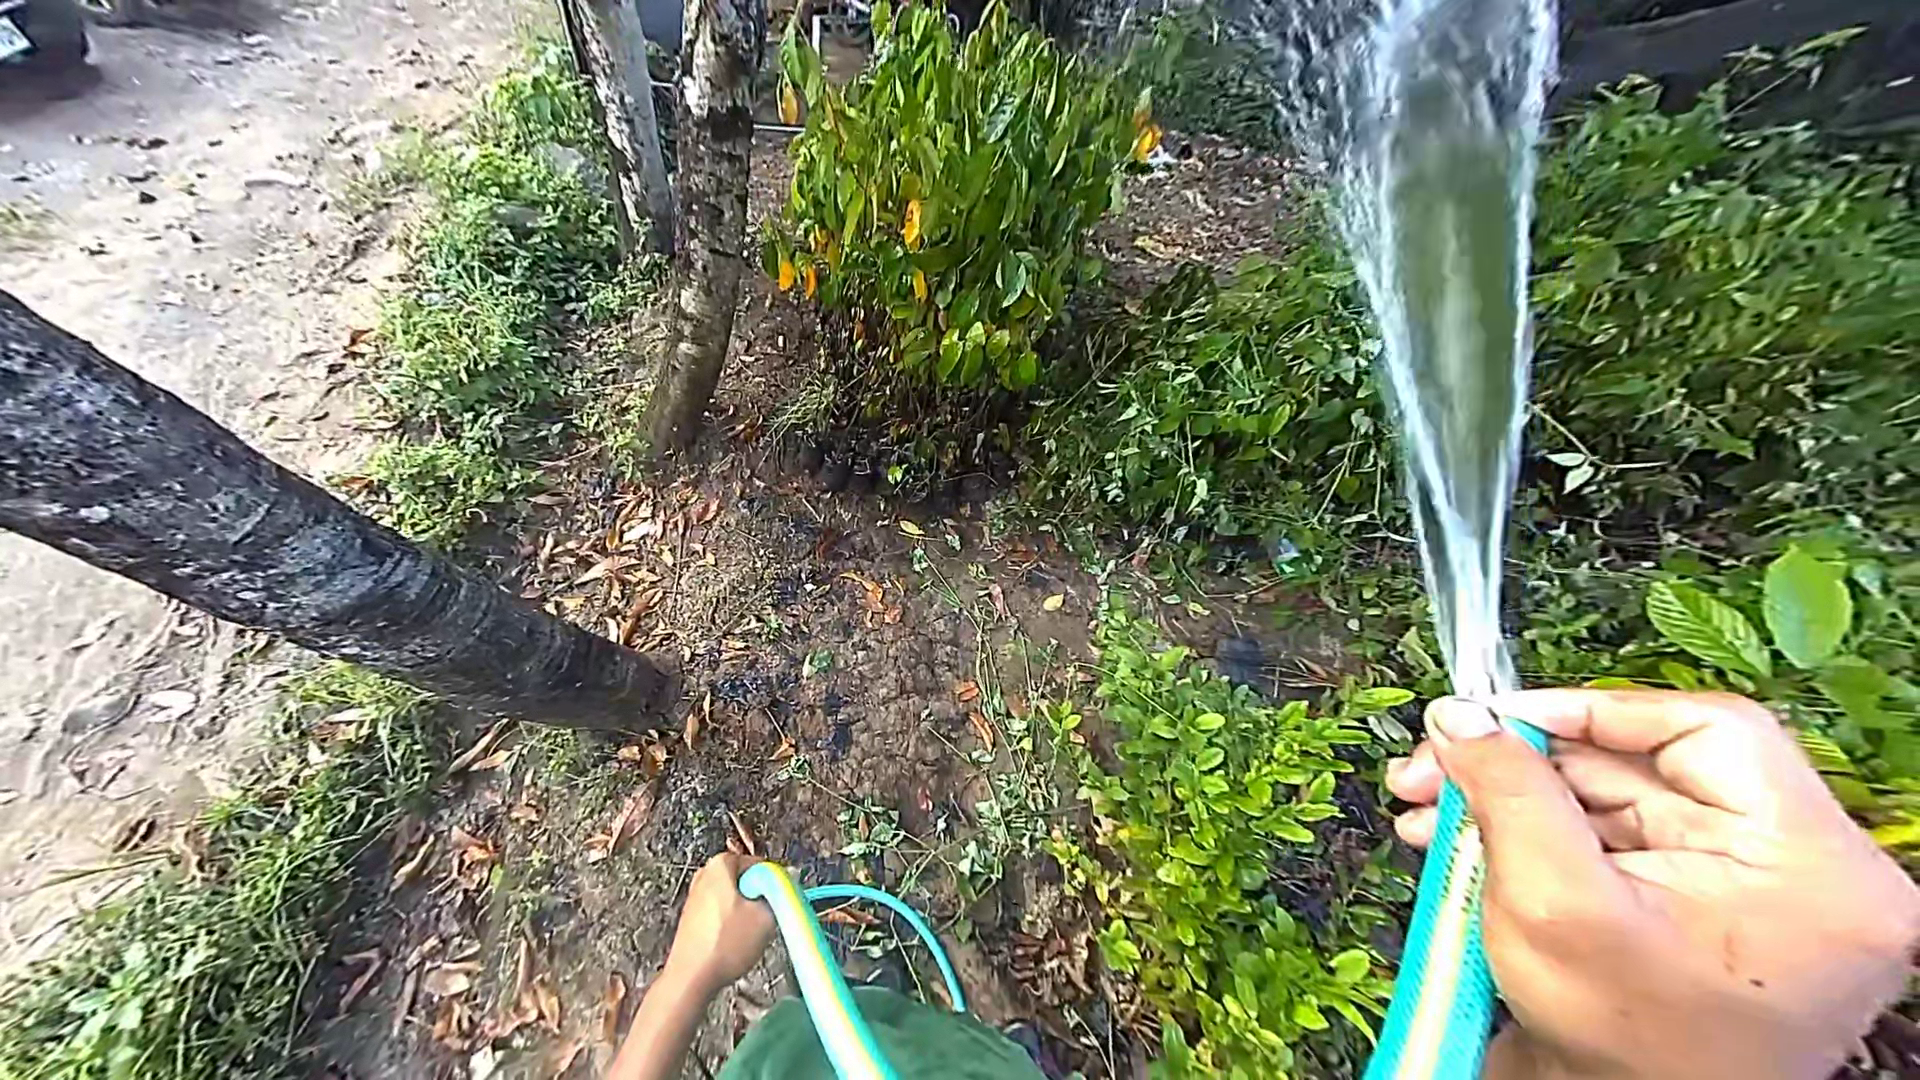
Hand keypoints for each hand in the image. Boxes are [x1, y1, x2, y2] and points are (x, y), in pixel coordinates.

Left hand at [662, 853, 776, 995]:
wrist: (689, 983)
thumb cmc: (725, 945)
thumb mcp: (766, 916)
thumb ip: (782, 892)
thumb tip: (791, 876)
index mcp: (721, 863)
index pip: (761, 866)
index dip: (773, 886)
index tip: (775, 904)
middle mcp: (705, 874)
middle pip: (747, 881)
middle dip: (758, 899)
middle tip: (762, 919)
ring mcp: (695, 896)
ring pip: (735, 898)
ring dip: (745, 913)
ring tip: (745, 935)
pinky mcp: (691, 918)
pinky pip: (722, 912)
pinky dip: (730, 924)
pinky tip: (731, 943)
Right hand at [1386, 690, 1919, 1079]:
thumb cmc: (1617, 1030)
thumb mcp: (1551, 899)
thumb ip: (1506, 790)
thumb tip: (1457, 712)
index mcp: (1803, 863)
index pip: (1704, 727)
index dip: (1591, 709)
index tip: (1497, 722)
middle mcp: (1774, 859)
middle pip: (1622, 756)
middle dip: (1508, 758)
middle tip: (1427, 769)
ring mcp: (1717, 874)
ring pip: (1583, 785)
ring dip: (1491, 788)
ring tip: (1421, 808)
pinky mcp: (1662, 884)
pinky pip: (1574, 820)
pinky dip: (1504, 818)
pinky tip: (1446, 834)